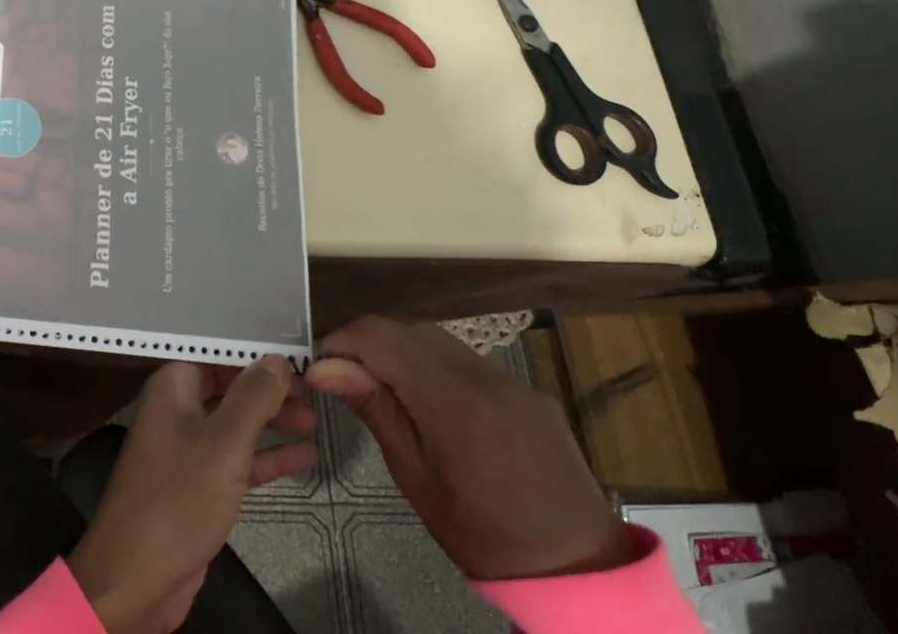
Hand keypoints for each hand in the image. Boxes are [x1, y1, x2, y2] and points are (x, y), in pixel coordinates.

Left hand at [69, 357, 315, 633]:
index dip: (252, 350)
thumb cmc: (179, 496)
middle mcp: (175, 409)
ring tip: (316, 419)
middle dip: (267, 385)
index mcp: (171, 387)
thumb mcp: (224, 443)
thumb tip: (276, 358)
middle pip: (226, 384)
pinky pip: (237, 459)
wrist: (138, 572)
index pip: (214, 351)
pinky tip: (306, 456)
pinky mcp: (198, 483)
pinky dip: (267, 456)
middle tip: (313, 387)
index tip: (295, 350)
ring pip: (234, 422)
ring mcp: (185, 447)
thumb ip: (252, 398)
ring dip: (272, 420)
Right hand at [307, 317, 636, 581]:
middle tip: (344, 377)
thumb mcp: (414, 476)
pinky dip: (435, 366)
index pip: (382, 337)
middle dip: (368, 342)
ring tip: (382, 387)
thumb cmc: (482, 533)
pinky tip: (429, 403)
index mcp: (454, 403)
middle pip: (409, 329)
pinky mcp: (530, 393)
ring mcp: (514, 382)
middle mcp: (486, 378)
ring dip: (401, 350)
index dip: (342, 341)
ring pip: (439, 340)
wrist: (577, 568)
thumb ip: (375, 409)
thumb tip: (323, 367)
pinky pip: (469, 361)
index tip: (320, 368)